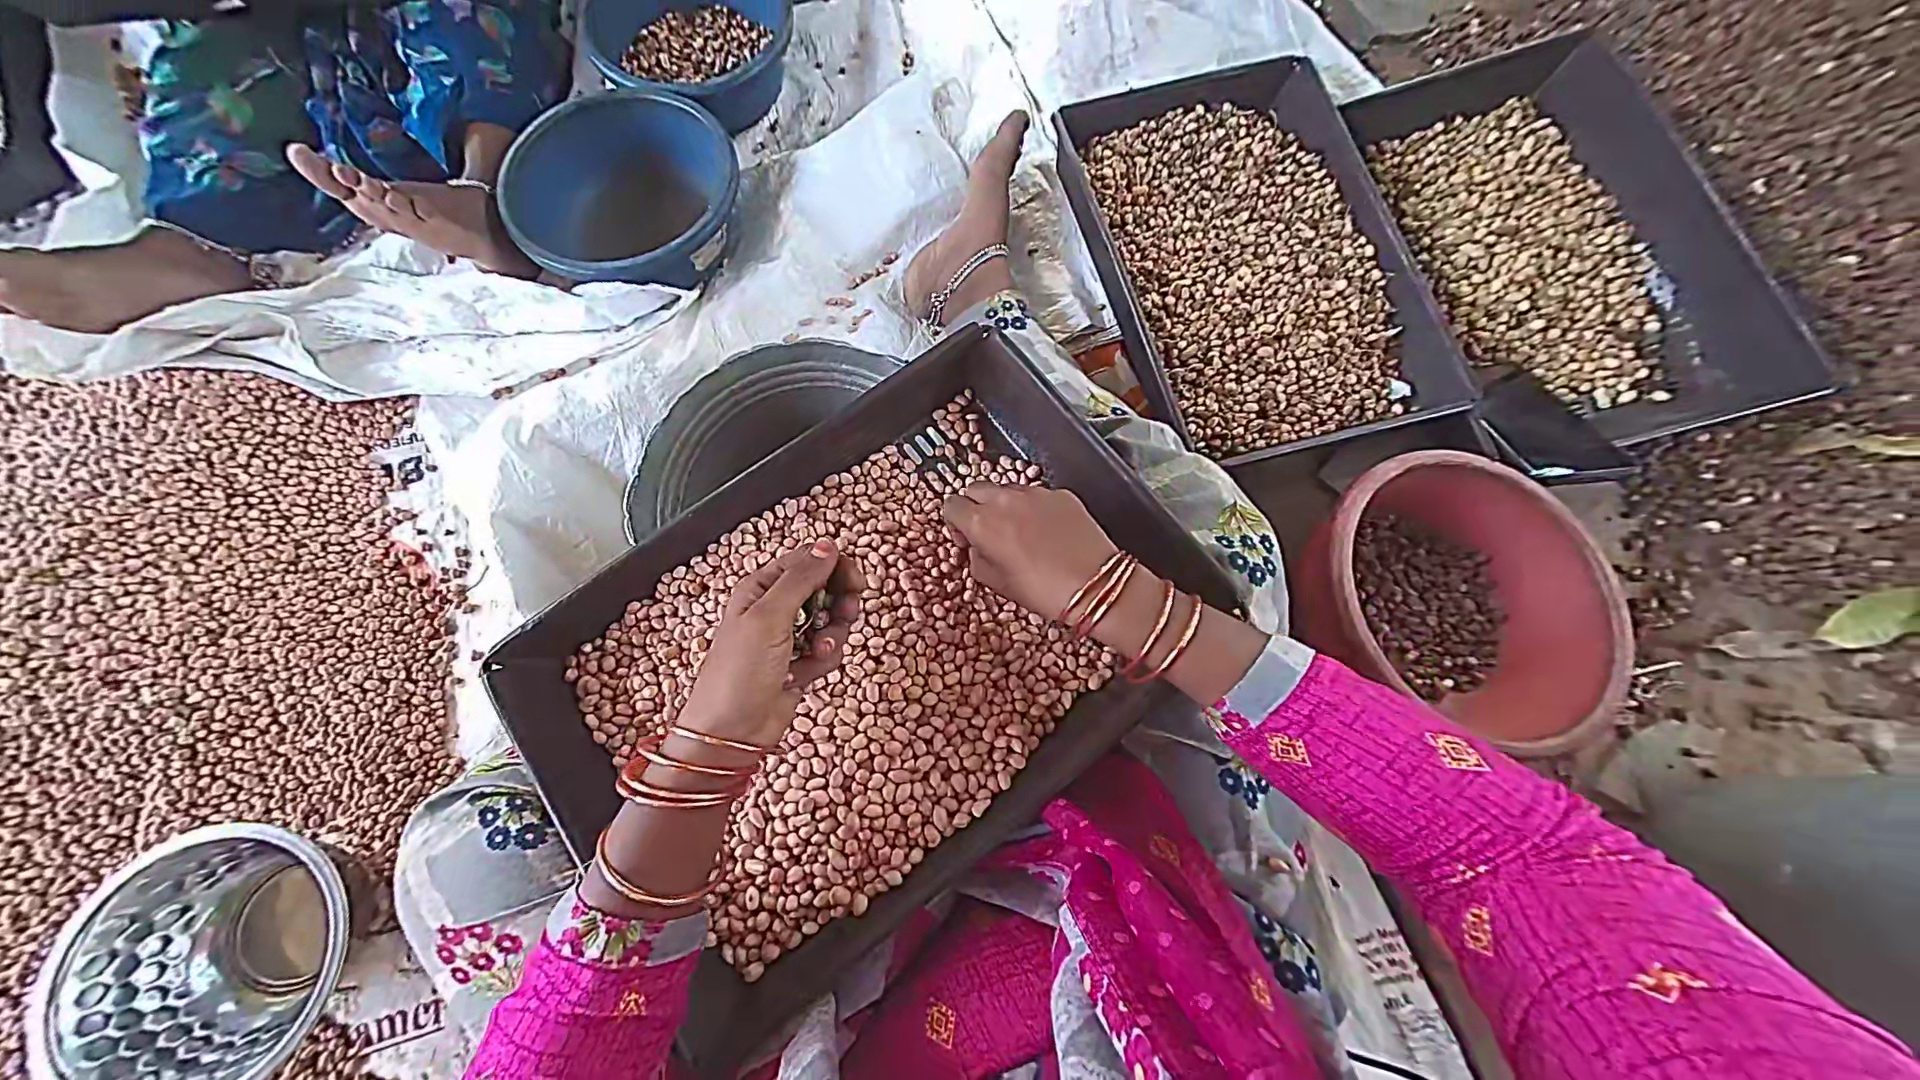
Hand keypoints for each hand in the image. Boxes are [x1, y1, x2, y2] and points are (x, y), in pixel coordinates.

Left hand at [677, 540, 865, 747]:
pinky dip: (823, 660)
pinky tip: (804, 672)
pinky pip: (829, 649)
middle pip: (827, 588)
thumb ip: (801, 579)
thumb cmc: (737, 672)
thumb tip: (826, 547)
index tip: (855, 582)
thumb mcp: (769, 617)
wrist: (732, 732)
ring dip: (832, 635)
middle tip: (844, 614)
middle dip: (839, 603)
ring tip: (817, 650)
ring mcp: (790, 635)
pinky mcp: (802, 661)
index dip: (835, 567)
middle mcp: (777, 607)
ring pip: (833, 620)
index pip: (808, 560)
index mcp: (762, 587)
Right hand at [940, 483, 1119, 619]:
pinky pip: (1037, 494)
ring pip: (1006, 489)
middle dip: (976, 508)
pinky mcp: (1061, 493)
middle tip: (988, 533)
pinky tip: (1046, 532)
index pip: (951, 505)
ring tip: (1020, 533)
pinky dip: (1034, 508)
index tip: (965, 539)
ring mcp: (1036, 493)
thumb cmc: (1043, 590)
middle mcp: (1005, 500)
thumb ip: (977, 558)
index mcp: (982, 523)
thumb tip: (976, 547)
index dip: (955, 523)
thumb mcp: (997, 583)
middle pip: (975, 489)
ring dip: (1004, 506)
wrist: (1095, 585)